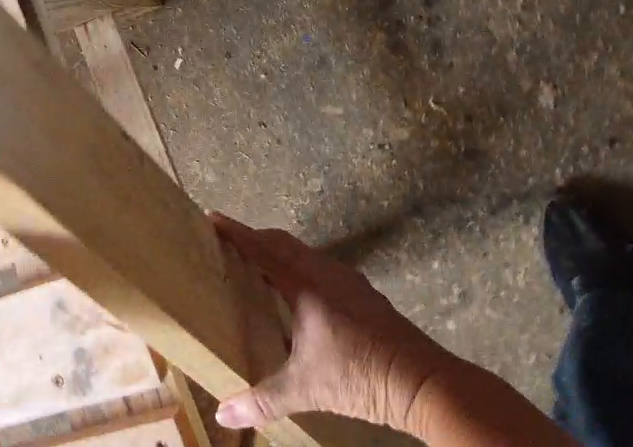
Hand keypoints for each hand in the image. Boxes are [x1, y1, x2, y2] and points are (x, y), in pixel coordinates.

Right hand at [212, 214, 453, 431]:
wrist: (422, 381)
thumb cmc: (359, 375)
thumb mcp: (305, 389)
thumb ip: (262, 400)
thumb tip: (223, 414)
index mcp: (304, 283)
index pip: (260, 249)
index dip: (234, 232)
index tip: (211, 218)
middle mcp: (324, 271)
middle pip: (282, 243)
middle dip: (255, 239)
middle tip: (231, 245)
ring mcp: (348, 280)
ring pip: (305, 253)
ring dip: (281, 253)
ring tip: (261, 268)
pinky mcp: (365, 294)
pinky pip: (322, 267)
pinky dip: (302, 268)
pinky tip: (302, 295)